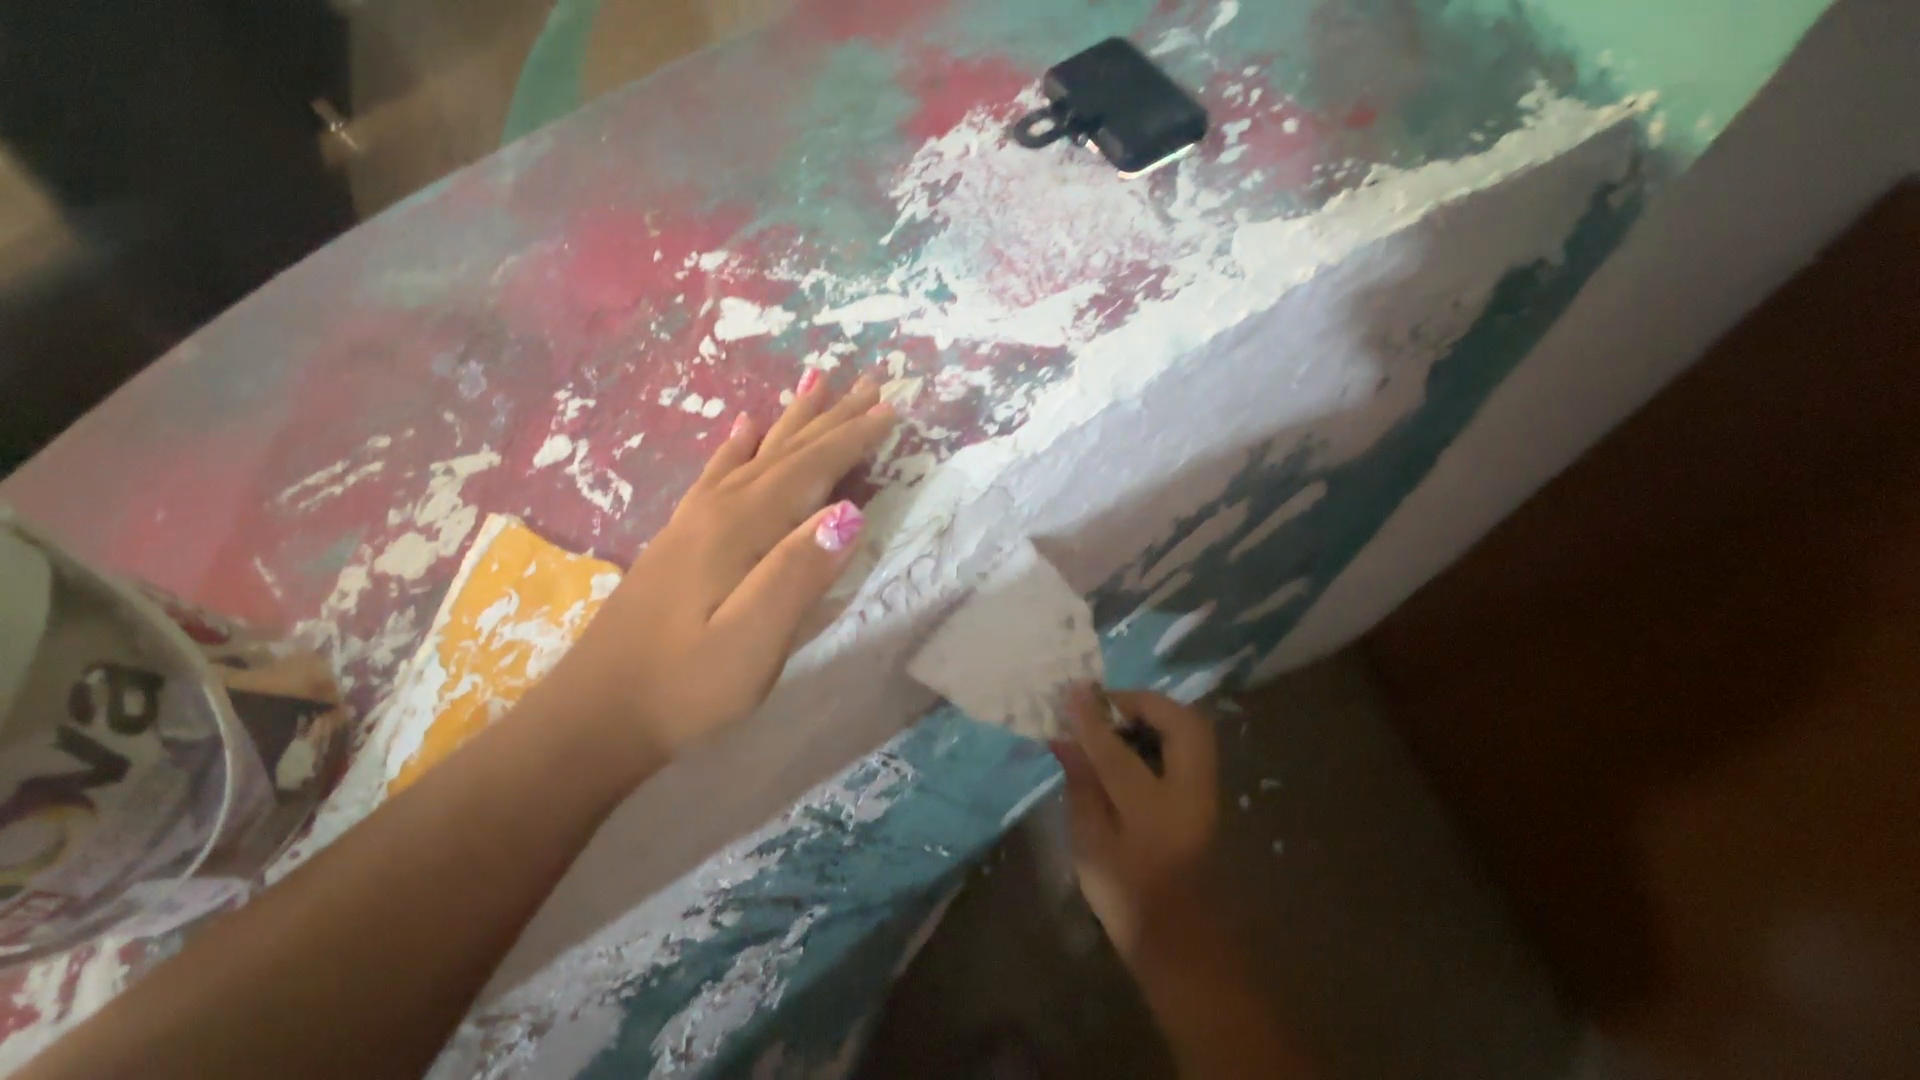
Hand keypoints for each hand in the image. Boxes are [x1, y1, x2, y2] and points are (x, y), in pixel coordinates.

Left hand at [542, 373, 894, 765]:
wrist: (596, 714)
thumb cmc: (684, 686)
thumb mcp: (752, 643)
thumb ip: (799, 574)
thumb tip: (851, 511)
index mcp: (739, 529)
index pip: (809, 469)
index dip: (852, 438)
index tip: (891, 407)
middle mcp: (716, 511)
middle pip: (784, 452)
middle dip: (830, 419)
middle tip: (867, 382)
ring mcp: (692, 523)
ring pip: (753, 455)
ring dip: (790, 422)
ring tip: (813, 383)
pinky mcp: (678, 541)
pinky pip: (716, 475)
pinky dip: (737, 448)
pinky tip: (742, 430)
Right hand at [1055, 686, 1219, 961]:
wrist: (1181, 942)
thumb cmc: (1126, 898)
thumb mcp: (1090, 845)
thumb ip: (1081, 785)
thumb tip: (1066, 738)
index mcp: (1154, 812)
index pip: (1117, 750)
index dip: (1091, 717)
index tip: (1071, 690)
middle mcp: (1191, 794)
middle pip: (1180, 723)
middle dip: (1141, 702)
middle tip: (1105, 703)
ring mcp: (1208, 794)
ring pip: (1193, 729)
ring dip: (1156, 713)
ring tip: (1117, 718)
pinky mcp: (1210, 796)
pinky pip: (1192, 746)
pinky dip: (1165, 731)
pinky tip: (1135, 742)